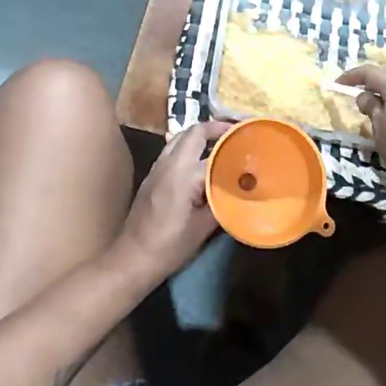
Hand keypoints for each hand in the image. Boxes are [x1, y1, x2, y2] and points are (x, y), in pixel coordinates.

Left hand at [111, 119, 232, 282]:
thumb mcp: (204, 226)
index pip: (215, 152)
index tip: (251, 145)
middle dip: (215, 129)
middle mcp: (170, 162)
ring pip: (179, 137)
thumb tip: (239, 189)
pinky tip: (200, 162)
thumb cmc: (171, 245)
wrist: (134, 256)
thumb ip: (222, 201)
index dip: (234, 148)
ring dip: (199, 136)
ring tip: (220, 145)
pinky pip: (172, 149)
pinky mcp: (152, 174)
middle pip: (194, 132)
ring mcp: (157, 166)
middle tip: (235, 135)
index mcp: (185, 174)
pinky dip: (188, 147)